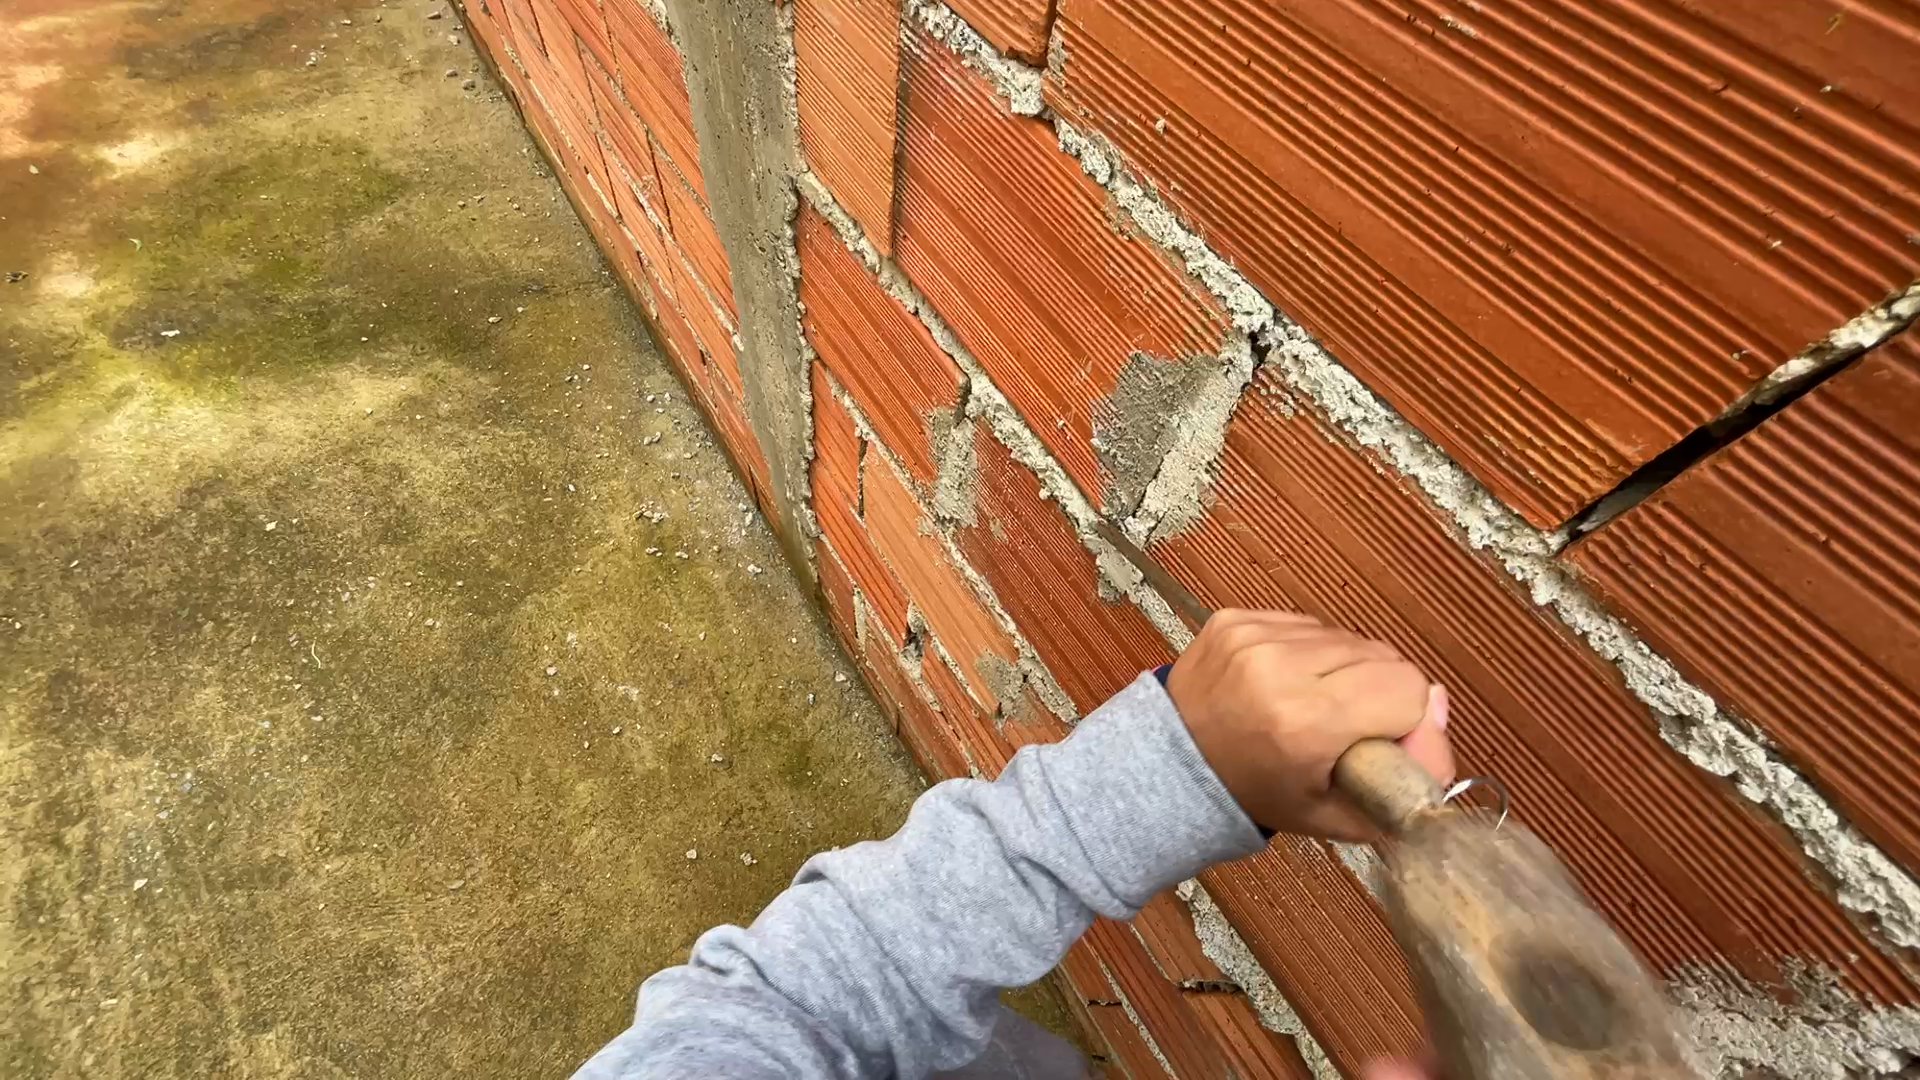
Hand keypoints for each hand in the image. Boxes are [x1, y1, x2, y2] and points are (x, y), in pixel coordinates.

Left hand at [1165, 610, 1453, 840]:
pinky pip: (1305, 625)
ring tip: (1319, 705)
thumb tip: (1439, 707)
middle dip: (1385, 695)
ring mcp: (1250, 635)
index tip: (1399, 747)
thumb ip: (1403, 778)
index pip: (1408, 688)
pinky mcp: (1234, 618)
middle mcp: (1276, 666)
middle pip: (1382, 657)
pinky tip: (1289, 682)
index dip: (1417, 722)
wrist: (1169, 759)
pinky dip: (1311, 652)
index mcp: (1303, 720)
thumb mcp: (1334, 816)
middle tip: (1357, 729)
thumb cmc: (1250, 791)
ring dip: (1348, 670)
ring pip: (1346, 637)